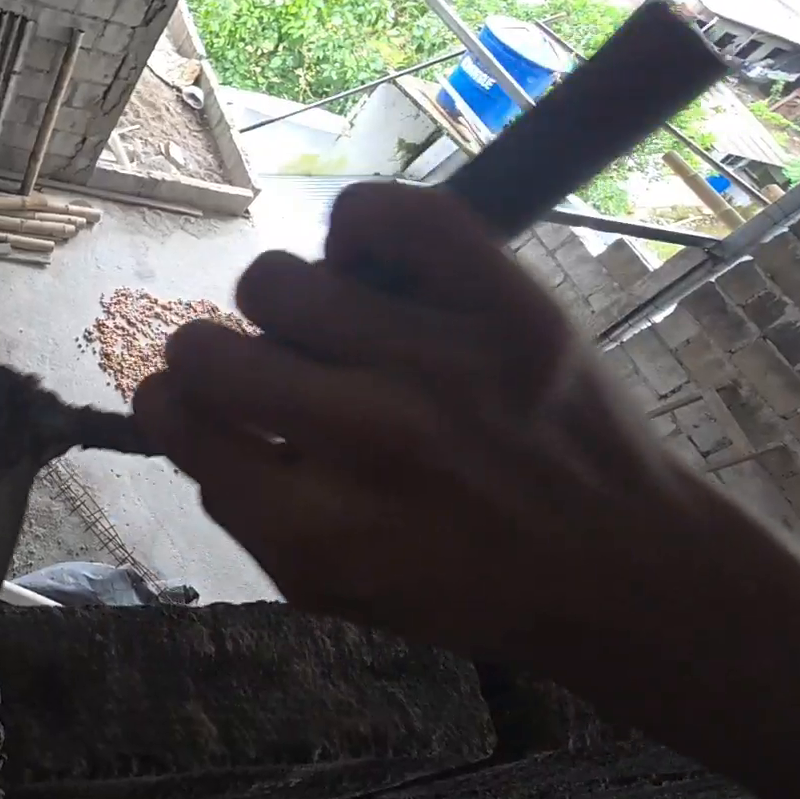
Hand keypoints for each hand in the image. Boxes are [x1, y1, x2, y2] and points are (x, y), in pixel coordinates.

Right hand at [132, 182, 799, 677]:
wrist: (632, 573)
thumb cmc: (452, 585)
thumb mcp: (317, 586)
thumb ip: (229, 496)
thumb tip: (175, 404)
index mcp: (313, 525)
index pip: (174, 416)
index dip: (167, 402)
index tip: (190, 402)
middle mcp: (368, 437)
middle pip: (203, 345)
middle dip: (211, 358)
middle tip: (265, 374)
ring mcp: (440, 360)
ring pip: (274, 280)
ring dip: (284, 309)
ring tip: (331, 332)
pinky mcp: (505, 300)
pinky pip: (379, 213)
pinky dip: (356, 233)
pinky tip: (375, 274)